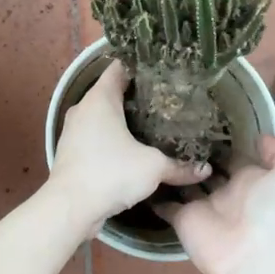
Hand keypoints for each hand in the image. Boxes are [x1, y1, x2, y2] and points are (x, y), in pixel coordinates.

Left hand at [46, 61, 209, 233]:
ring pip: (102, 115)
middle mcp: (83, 107)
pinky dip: (111, 137)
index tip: (162, 71)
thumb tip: (205, 169)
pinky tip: (131, 148)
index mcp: (100, 98)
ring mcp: (73, 129)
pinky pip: (95, 134)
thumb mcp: (152, 167)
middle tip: (166, 100)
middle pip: (112, 91)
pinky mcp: (71, 150)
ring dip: (123, 118)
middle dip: (137, 95)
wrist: (69, 206)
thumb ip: (179, 166)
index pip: (120, 68)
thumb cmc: (110, 173)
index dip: (141, 66)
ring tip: (153, 123)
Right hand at [155, 136, 274, 273]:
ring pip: (187, 182)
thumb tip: (260, 138)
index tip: (207, 119)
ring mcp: (205, 206)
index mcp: (256, 180)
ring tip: (155, 138)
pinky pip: (165, 204)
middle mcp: (230, 192)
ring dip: (175, 166)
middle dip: (197, 150)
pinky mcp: (183, 219)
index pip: (238, 156)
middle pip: (210, 168)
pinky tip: (143, 170)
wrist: (258, 256)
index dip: (225, 140)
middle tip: (176, 124)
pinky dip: (155, 192)